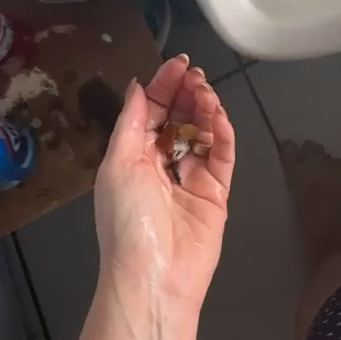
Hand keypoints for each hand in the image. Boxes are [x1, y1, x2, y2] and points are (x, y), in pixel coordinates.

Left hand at [86, 55, 235, 338]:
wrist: (153, 277)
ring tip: (205, 91)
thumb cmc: (126, 220)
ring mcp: (192, 175)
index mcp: (136, 155)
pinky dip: (222, 131)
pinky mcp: (216, 191)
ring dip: (205, 106)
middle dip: (187, 91)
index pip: (154, 110)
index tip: (178, 63)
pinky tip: (218, 114)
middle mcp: (164, 162)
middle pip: (181, 116)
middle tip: (195, 75)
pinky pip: (222, 153)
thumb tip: (138, 85)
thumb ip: (132, 120)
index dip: (165, 85)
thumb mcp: (118, 162)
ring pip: (203, 129)